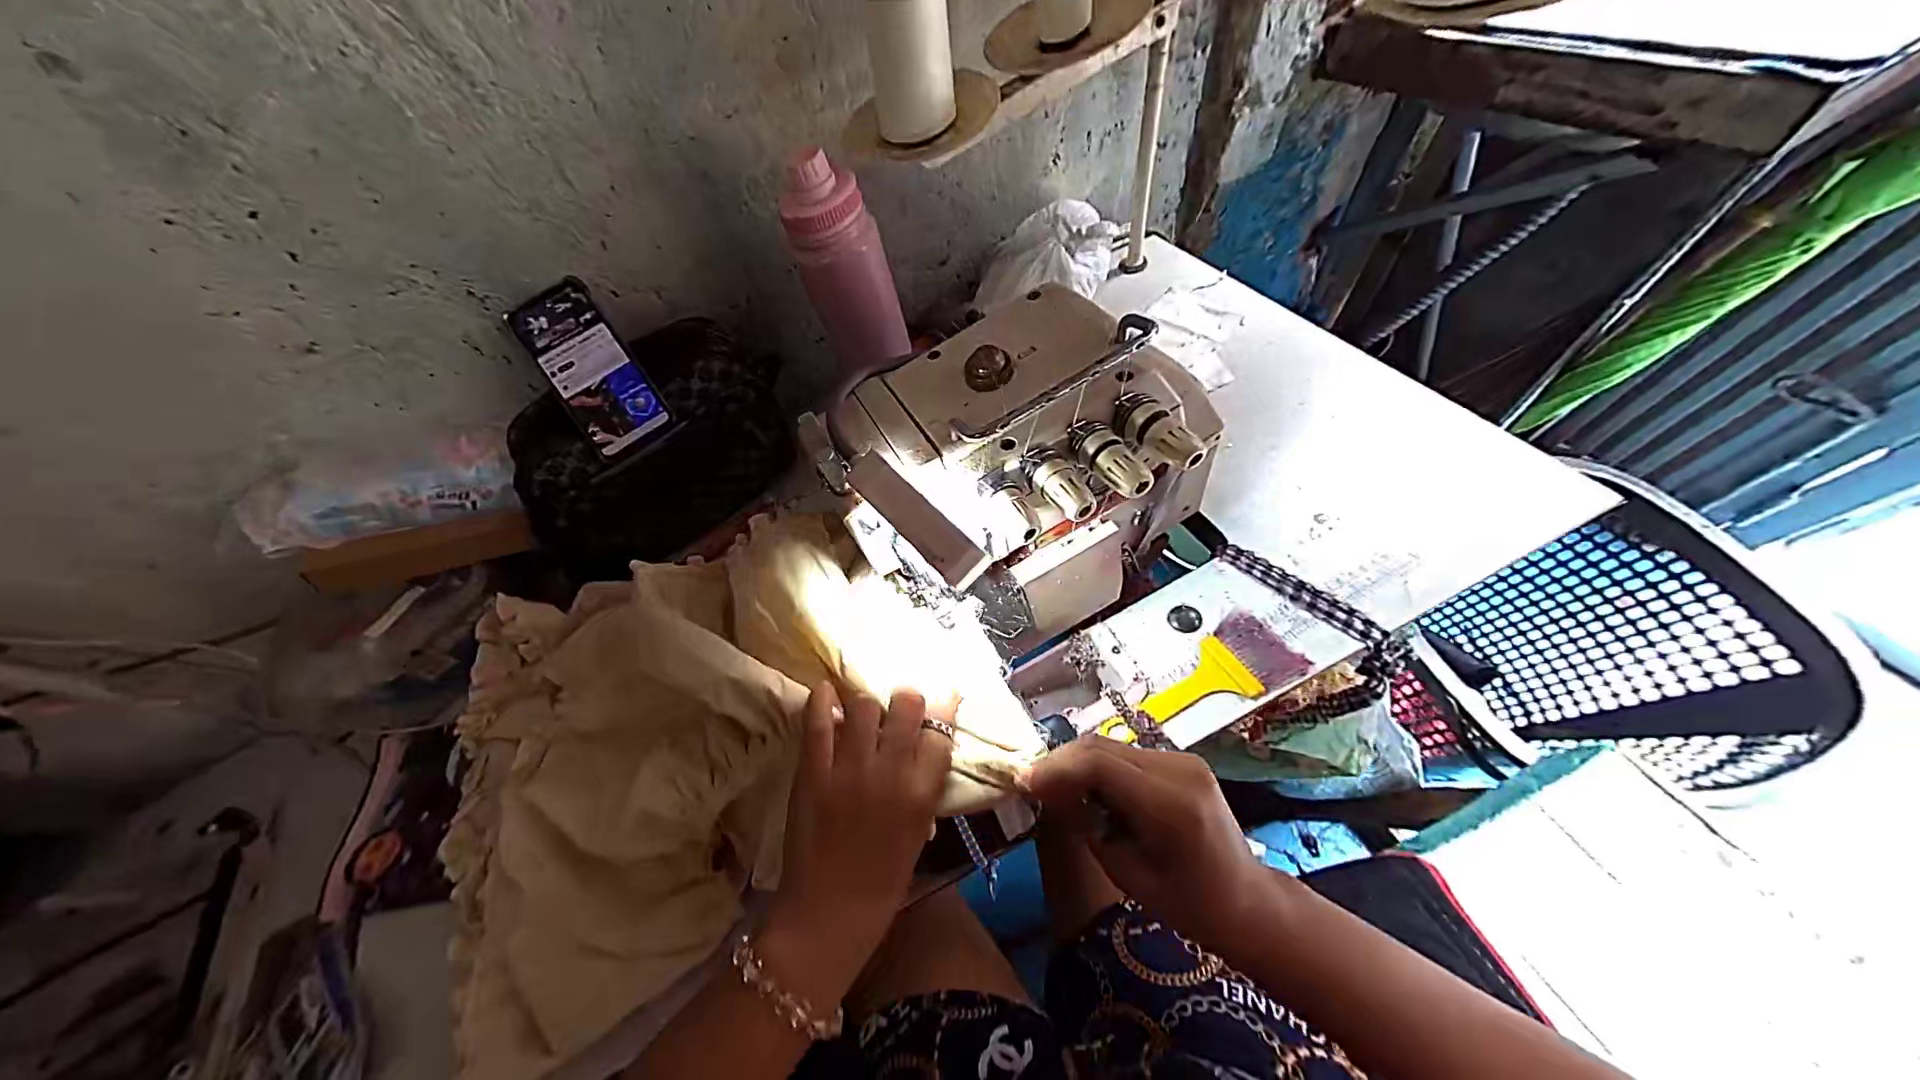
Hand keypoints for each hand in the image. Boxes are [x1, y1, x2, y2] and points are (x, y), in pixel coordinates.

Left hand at [761, 683, 953, 998]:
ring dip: (866, 704)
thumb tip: (922, 749)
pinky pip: (817, 720)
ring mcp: (849, 767)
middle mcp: (890, 770)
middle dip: (907, 699)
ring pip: (863, 705)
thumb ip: (922, 786)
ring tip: (862, 713)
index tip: (942, 700)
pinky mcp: (812, 770)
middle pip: (906, 705)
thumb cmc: (883, 881)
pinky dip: (822, 700)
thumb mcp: (918, 831)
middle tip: (900, 706)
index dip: (943, 711)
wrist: (828, 914)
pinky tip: (826, 691)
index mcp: (922, 791)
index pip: (940, 732)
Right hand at [1025, 736, 1286, 949]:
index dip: (1056, 769)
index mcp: (1171, 805)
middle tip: (1030, 784)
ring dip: (1077, 763)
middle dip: (1060, 762)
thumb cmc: (1188, 904)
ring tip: (1052, 788)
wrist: (1246, 901)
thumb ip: (1085, 824)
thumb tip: (1045, 789)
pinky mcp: (1181, 760)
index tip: (1023, 784)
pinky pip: (1127, 755)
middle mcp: (1180, 769)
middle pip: (1103, 747)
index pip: (1100, 764)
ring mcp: (1184, 759)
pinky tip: (1086, 789)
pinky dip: (1099, 767)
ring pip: (1111, 746)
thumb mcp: (1126, 872)